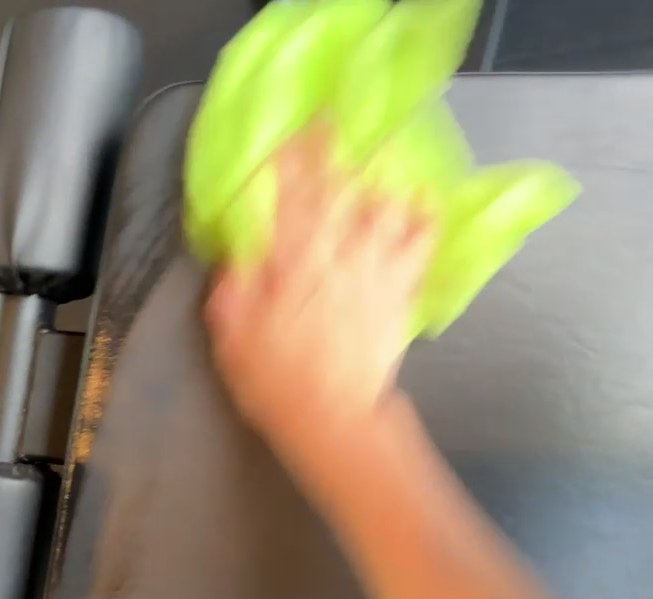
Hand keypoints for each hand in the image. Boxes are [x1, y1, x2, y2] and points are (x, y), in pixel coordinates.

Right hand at [205, 129, 434, 463]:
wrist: (332, 416)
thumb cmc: (273, 379)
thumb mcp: (231, 337)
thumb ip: (232, 288)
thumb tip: (237, 254)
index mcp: (294, 261)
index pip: (294, 195)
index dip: (293, 158)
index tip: (291, 130)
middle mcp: (341, 253)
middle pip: (341, 189)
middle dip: (334, 154)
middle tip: (332, 127)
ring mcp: (378, 267)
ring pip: (384, 204)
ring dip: (377, 176)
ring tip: (373, 157)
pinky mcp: (402, 288)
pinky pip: (421, 238)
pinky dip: (421, 213)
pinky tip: (418, 200)